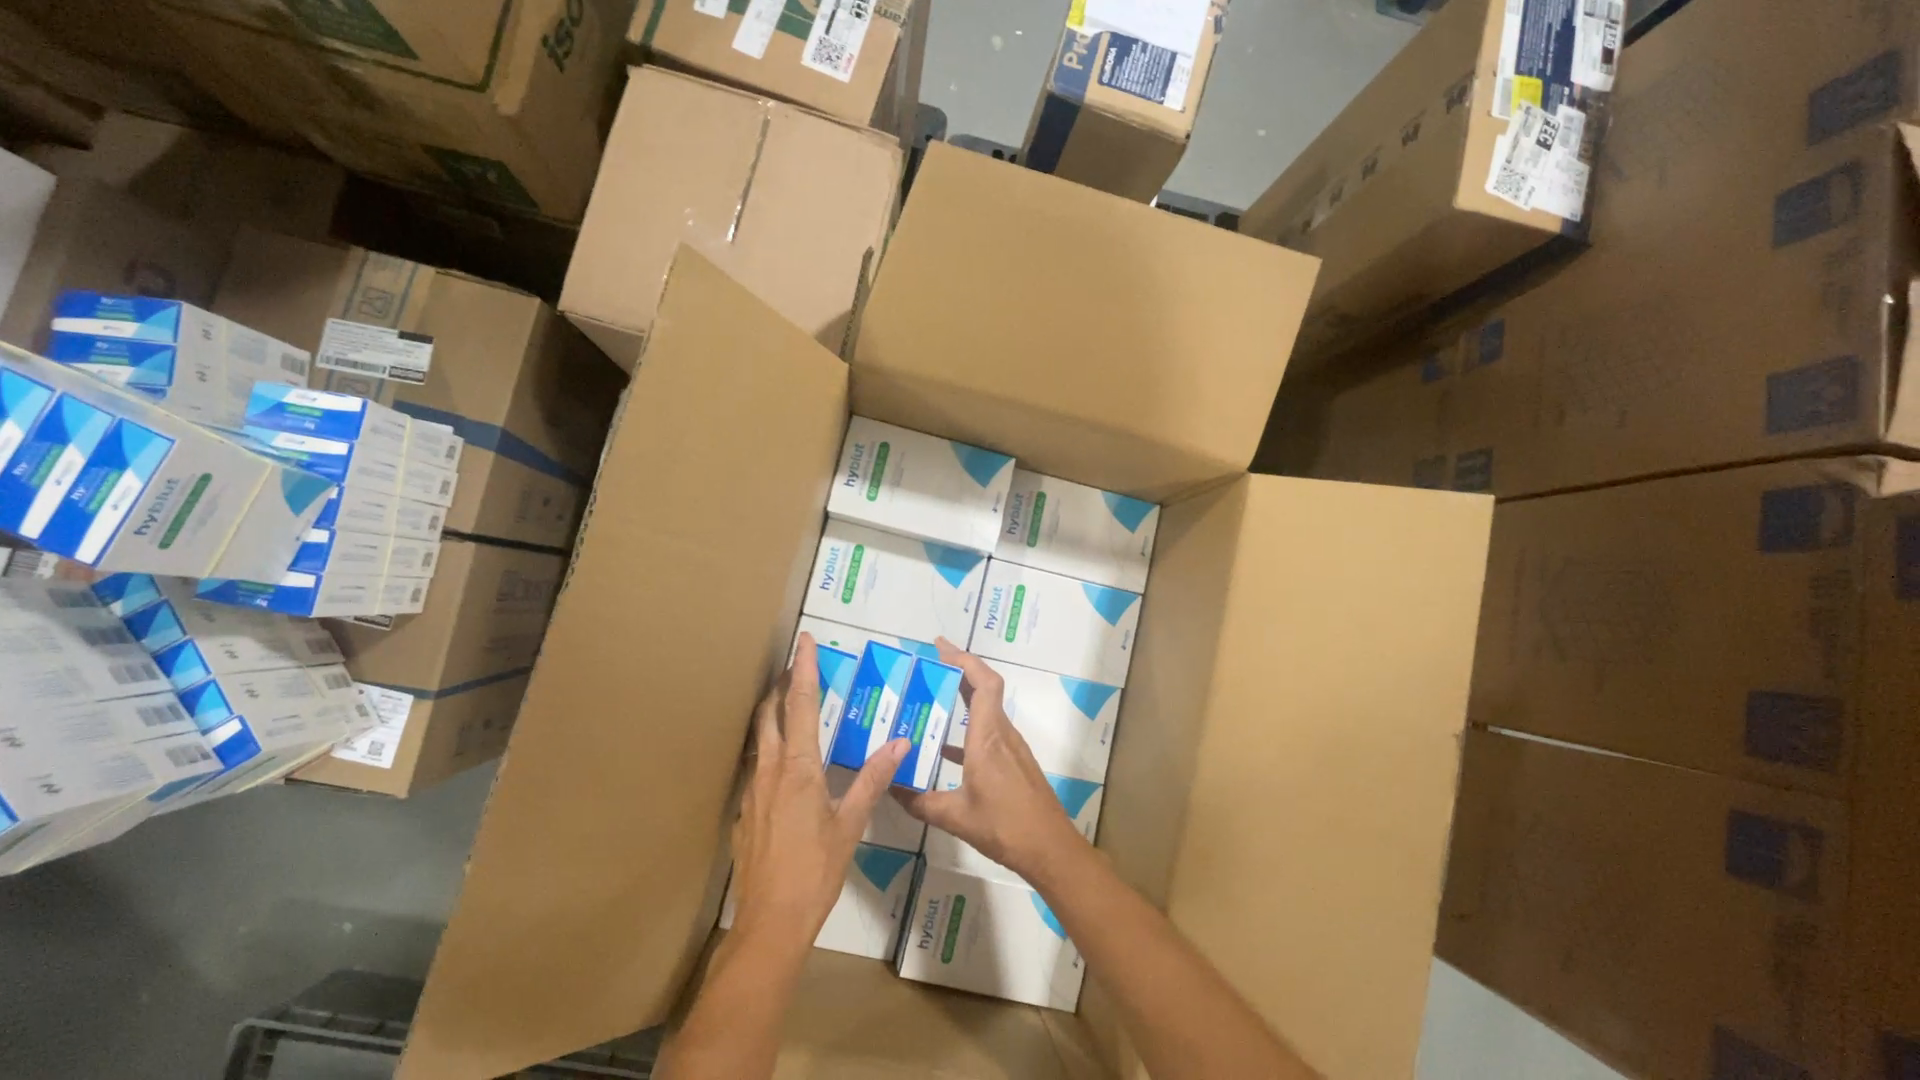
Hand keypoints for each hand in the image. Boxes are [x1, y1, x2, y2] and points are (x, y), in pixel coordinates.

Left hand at [728, 633, 907, 946]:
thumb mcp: (850, 824)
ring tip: (789, 706)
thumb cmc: (816, 870)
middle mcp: (769, 771)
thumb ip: (872, 779)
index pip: (803, 705)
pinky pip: (755, 769)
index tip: (804, 639)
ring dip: (772, 716)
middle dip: (782, 686)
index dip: (805, 669)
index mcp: (799, 768)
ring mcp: (750, 792)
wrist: (770, 920)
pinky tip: (783, 769)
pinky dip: (769, 752)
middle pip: (770, 714)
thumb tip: (899, 742)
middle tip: (797, 668)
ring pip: (759, 740)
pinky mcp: (742, 813)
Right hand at [893, 638, 1086, 880]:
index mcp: (988, 739)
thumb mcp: (954, 817)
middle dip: (957, 673)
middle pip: (984, 690)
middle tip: (926, 668)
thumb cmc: (1005, 828)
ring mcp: (1012, 750)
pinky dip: (967, 732)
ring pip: (986, 713)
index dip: (964, 659)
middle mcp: (1002, 736)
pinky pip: (988, 735)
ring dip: (962, 701)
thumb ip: (919, 802)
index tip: (939, 647)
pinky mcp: (1015, 764)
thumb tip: (889, 788)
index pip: (983, 683)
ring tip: (928, 703)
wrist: (1051, 850)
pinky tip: (944, 750)